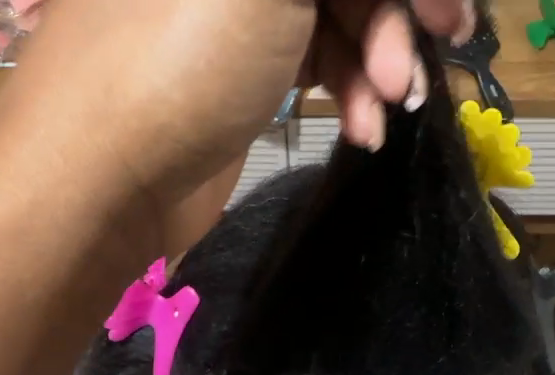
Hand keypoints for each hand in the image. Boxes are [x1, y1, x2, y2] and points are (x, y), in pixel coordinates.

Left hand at [0, 0, 472, 241]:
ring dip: (379, 61)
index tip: (448, 14)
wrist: (107, 176)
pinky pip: (318, 59)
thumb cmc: (180, 55)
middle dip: (397, 10)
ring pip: (340, 12)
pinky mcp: (245, 65)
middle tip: (435, 58)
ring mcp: (240, 5)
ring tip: (392, 111)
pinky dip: (349, 91)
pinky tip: (364, 129)